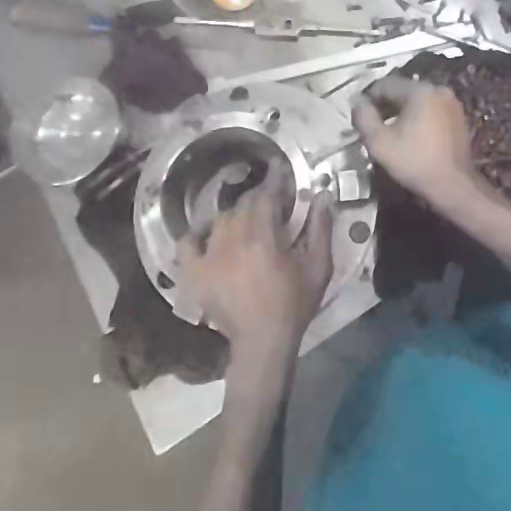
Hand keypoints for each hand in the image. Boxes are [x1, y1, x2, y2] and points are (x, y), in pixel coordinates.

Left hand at [177, 167, 333, 362]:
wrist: (263, 342)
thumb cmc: (295, 304)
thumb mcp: (319, 266)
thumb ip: (321, 228)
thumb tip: (322, 196)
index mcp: (263, 238)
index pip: (266, 195)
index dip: (274, 179)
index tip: (280, 168)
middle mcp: (232, 240)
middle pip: (243, 204)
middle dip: (259, 197)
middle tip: (272, 201)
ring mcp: (209, 256)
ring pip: (220, 220)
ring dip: (236, 214)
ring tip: (247, 222)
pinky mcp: (194, 273)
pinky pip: (187, 243)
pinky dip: (197, 234)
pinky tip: (209, 235)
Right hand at [351, 77, 478, 202]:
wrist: (453, 185)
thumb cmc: (414, 161)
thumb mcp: (379, 141)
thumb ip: (363, 117)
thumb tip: (356, 100)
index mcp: (420, 90)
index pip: (385, 85)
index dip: (368, 100)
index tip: (360, 119)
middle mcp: (438, 89)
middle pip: (402, 91)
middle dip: (385, 107)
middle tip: (373, 128)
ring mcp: (451, 102)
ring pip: (416, 101)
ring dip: (400, 113)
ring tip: (390, 133)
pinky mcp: (458, 116)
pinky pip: (430, 110)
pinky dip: (417, 118)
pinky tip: (410, 136)